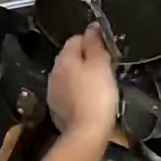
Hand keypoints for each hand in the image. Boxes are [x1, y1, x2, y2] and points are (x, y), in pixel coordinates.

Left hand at [46, 26, 116, 143]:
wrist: (86, 133)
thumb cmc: (97, 94)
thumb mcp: (100, 65)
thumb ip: (95, 44)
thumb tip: (91, 27)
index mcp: (64, 59)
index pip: (76, 39)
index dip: (93, 41)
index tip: (107, 50)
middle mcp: (54, 72)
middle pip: (72, 57)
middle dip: (88, 59)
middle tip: (107, 67)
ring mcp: (53, 92)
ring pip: (70, 75)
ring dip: (83, 76)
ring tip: (101, 84)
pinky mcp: (56, 109)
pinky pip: (69, 92)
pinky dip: (79, 91)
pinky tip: (91, 99)